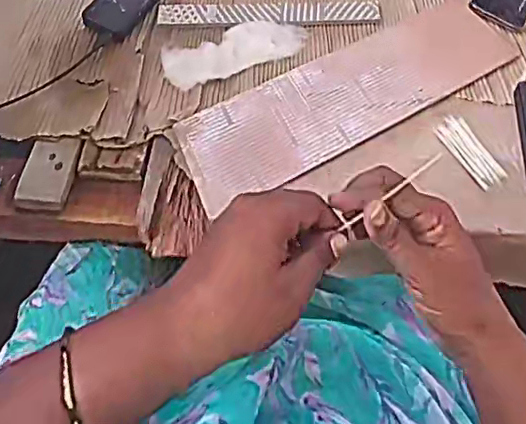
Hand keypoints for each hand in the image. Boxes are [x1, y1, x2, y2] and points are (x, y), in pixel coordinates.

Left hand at [153, 189, 340, 370]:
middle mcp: (249, 202)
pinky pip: (256, 221)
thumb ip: (318, 257)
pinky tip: (271, 270)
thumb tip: (334, 239)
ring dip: (291, 234)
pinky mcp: (221, 228)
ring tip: (295, 272)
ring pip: (274, 212)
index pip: (313, 202)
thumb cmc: (243, 310)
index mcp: (269, 210)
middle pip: (292, 203)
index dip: (331, 225)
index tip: (338, 253)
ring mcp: (232, 213)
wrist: (186, 324)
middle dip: (310, 229)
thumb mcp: (293, 289)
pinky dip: (271, 237)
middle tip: (320, 264)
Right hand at [328, 167, 512, 353]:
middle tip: (335, 209)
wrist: (481, 343)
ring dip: (361, 210)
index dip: (361, 193)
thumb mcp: (422, 271)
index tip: (338, 204)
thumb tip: (370, 206)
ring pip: (384, 208)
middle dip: (359, 196)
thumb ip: (393, 237)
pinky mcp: (414, 247)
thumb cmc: (461, 309)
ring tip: (340, 220)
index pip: (390, 189)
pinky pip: (386, 226)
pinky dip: (367, 226)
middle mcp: (427, 216)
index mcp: (434, 213)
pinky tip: (355, 234)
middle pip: (386, 191)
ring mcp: (421, 231)